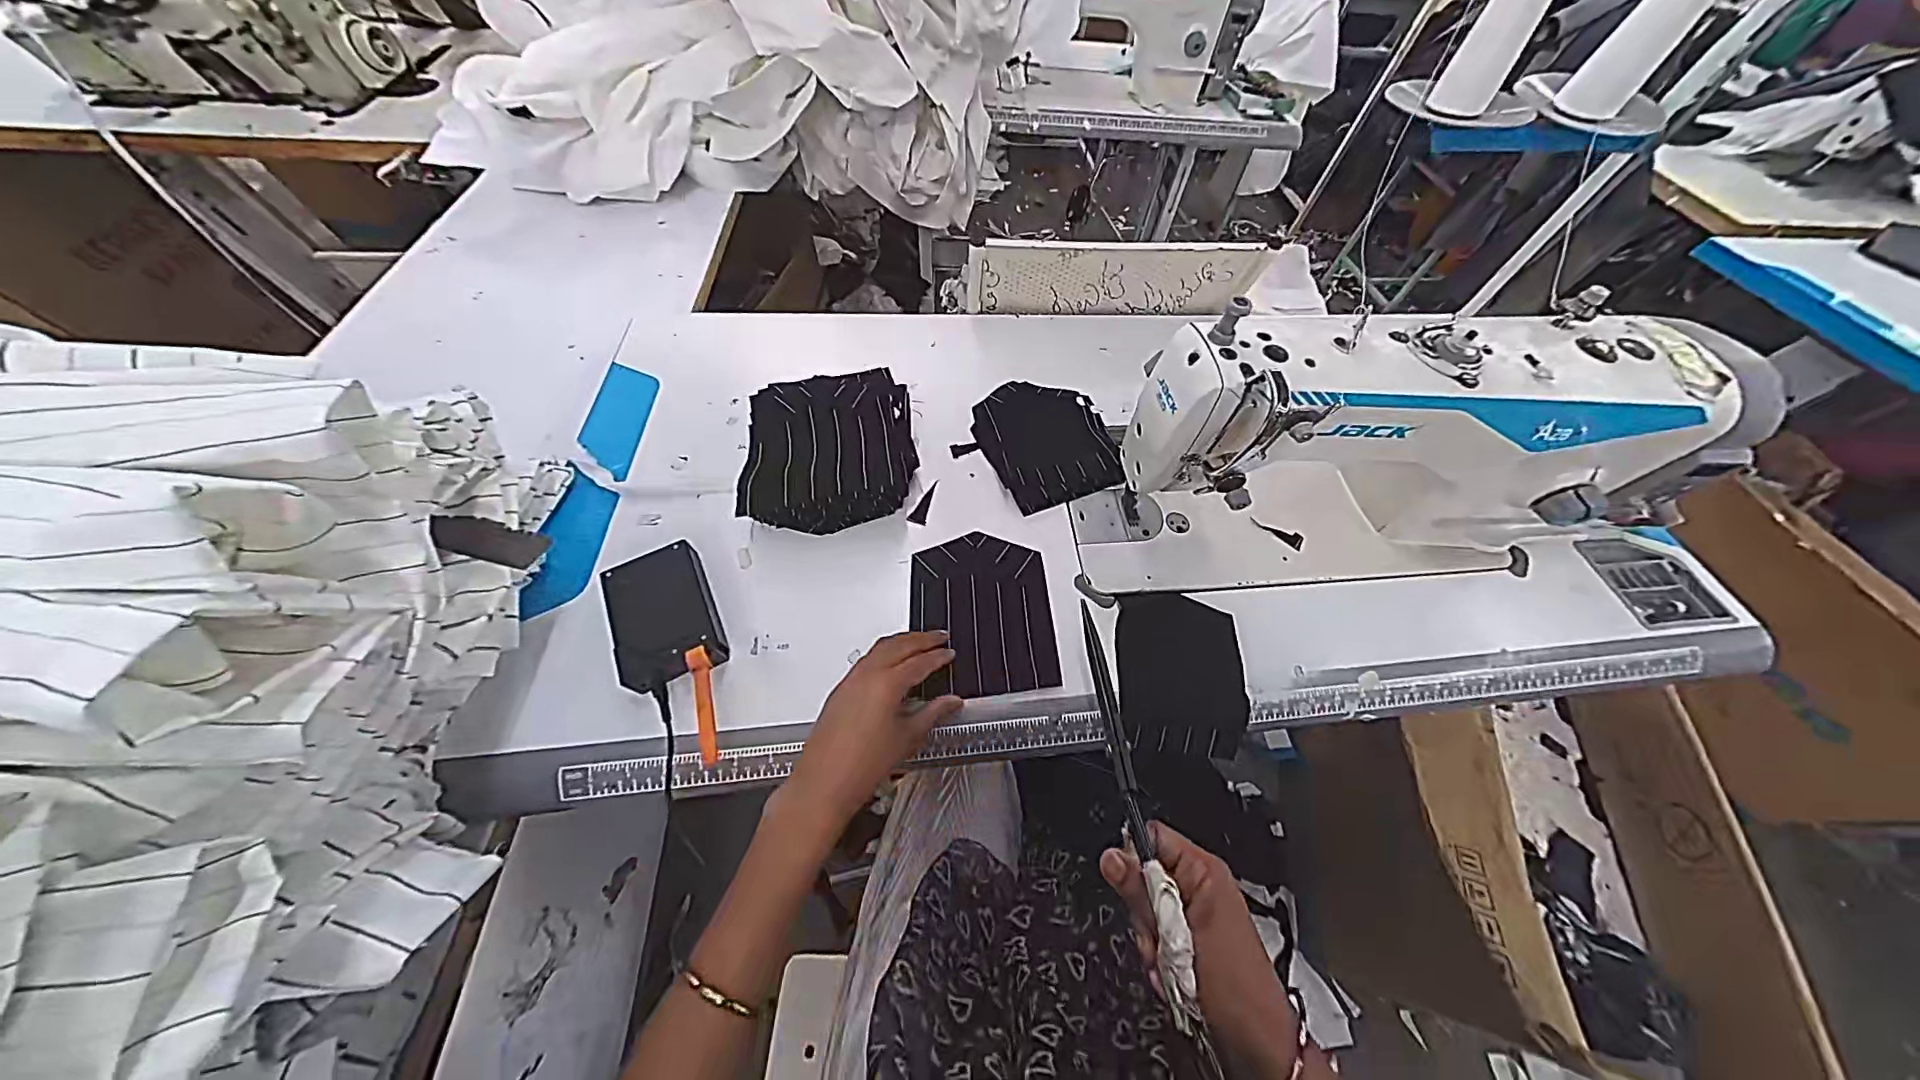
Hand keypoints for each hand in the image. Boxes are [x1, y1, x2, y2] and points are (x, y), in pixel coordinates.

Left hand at [780, 631, 962, 835]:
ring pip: (879, 648)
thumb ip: (933, 713)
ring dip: (901, 642)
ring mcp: (850, 681)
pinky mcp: (840, 690)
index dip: (938, 656)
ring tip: (917, 643)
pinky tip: (890, 663)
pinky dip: (883, 653)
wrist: (824, 783)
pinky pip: (865, 660)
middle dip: (921, 639)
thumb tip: (949, 703)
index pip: (919, 661)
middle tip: (938, 637)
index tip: (949, 653)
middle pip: (898, 645)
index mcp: (886, 684)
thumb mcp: (907, 738)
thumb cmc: (859, 767)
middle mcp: (866, 676)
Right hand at [1102, 823, 1300, 1077]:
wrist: (1258, 1045)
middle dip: (1142, 912)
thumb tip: (1112, 856)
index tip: (1132, 888)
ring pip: (1147, 910)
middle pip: (1144, 876)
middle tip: (1161, 938)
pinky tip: (1173, 973)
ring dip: (1150, 941)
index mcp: (1204, 870)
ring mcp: (1196, 915)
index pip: (1151, 836)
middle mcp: (1201, 887)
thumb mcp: (1179, 936)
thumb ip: (1142, 892)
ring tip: (1171, 962)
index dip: (1133, 858)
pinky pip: (1157, 935)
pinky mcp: (1191, 940)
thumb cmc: (1238, 991)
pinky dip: (1158, 957)